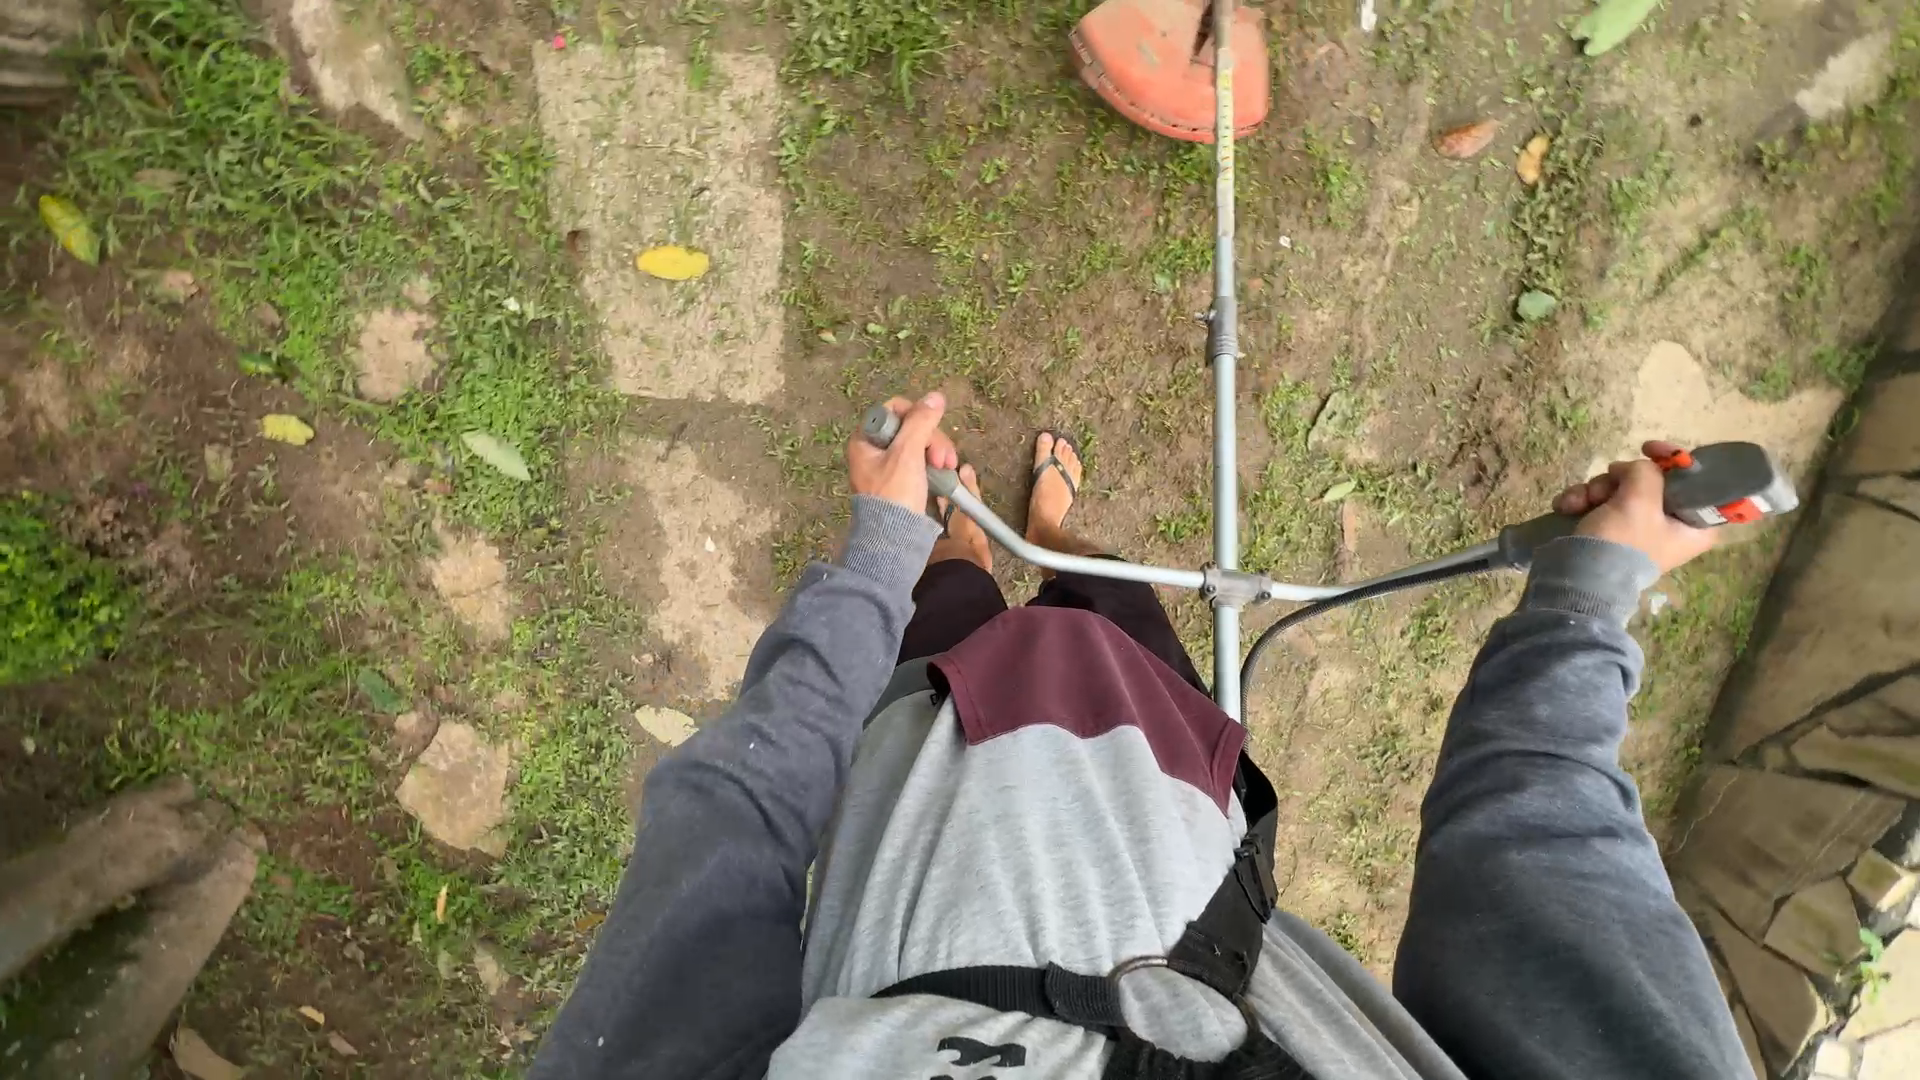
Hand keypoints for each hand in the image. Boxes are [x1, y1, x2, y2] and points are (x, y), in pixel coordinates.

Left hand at [845, 393, 958, 511]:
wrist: (893, 539)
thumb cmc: (895, 495)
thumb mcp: (907, 454)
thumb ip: (921, 423)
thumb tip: (936, 396)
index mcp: (866, 439)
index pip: (895, 410)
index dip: (918, 417)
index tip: (931, 434)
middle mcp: (874, 450)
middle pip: (910, 427)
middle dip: (932, 439)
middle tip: (945, 460)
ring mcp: (888, 467)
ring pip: (919, 445)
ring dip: (937, 452)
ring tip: (948, 469)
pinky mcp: (901, 482)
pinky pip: (920, 462)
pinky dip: (933, 466)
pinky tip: (944, 475)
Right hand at [1552, 440, 1716, 573]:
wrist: (1577, 578)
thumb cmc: (1620, 543)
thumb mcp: (1639, 502)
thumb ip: (1645, 473)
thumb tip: (1633, 466)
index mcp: (1694, 524)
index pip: (1695, 480)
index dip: (1672, 460)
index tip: (1647, 447)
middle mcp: (1668, 525)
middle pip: (1648, 483)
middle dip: (1617, 481)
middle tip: (1602, 490)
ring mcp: (1634, 528)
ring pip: (1616, 490)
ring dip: (1592, 490)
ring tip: (1578, 503)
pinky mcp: (1605, 530)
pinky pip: (1596, 503)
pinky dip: (1579, 501)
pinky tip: (1566, 507)